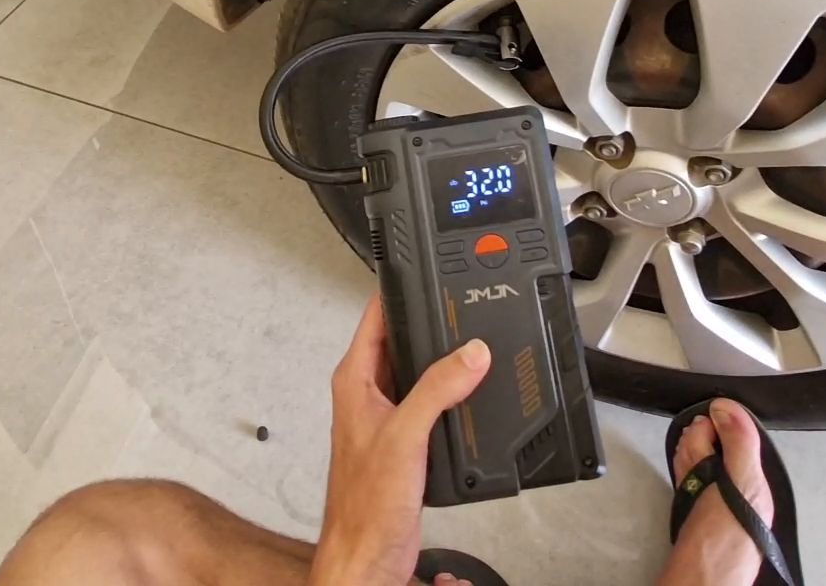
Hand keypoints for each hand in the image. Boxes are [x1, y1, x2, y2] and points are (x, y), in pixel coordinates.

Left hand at [310, 295, 490, 585]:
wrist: (369, 554)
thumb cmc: (366, 503)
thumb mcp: (406, 434)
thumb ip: (438, 389)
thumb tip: (470, 354)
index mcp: (355, 378)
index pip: (375, 316)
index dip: (397, 290)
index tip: (420, 271)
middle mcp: (368, 391)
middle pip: (400, 339)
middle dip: (428, 323)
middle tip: (457, 304)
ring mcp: (386, 413)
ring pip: (417, 369)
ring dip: (440, 359)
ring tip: (468, 343)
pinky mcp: (404, 436)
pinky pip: (429, 397)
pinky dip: (448, 389)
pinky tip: (467, 391)